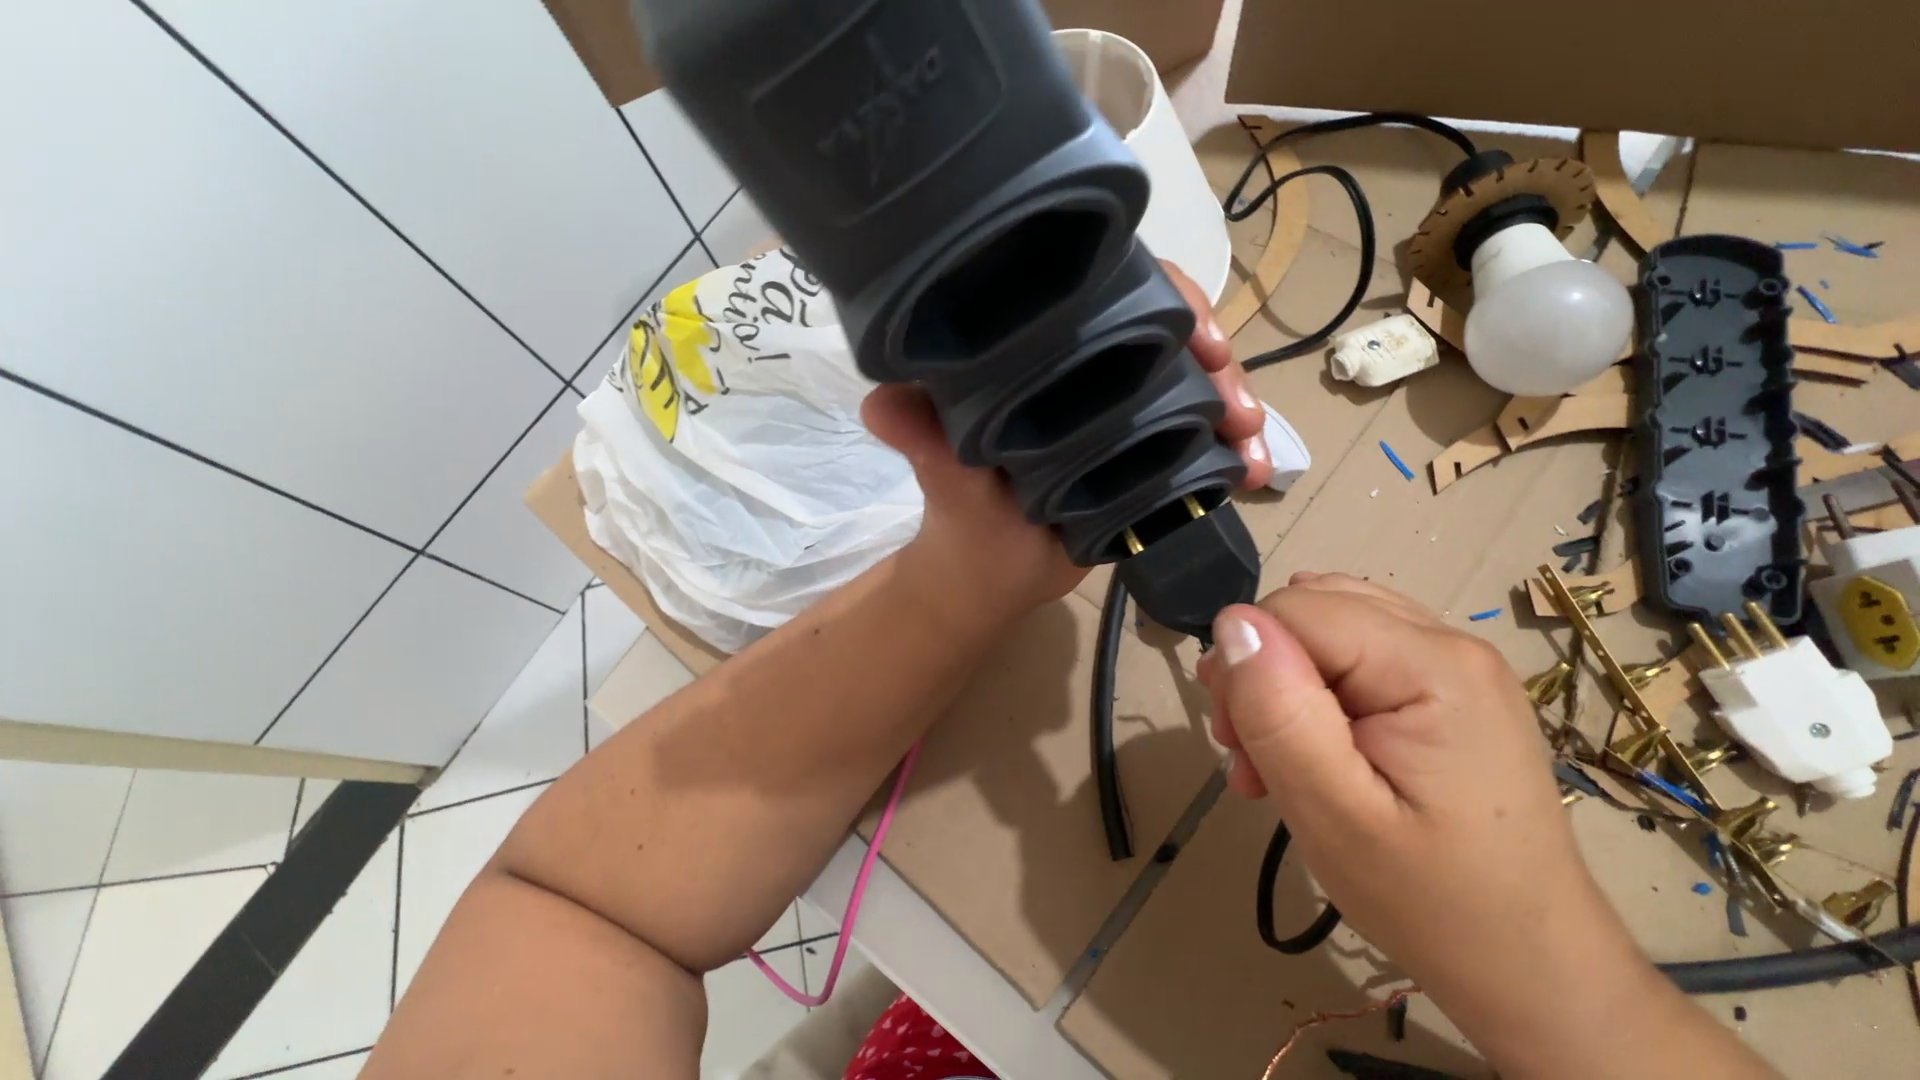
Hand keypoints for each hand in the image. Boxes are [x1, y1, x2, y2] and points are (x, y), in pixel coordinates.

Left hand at [861, 260, 1271, 624]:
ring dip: (1236, 404)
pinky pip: (1200, 434)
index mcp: (1040, 347)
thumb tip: (882, 405)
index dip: (1163, 297)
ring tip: (1253, 448)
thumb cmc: (963, 518)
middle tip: (1237, 403)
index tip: (1199, 338)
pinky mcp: (1148, 445)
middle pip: (1166, 332)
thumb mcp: (947, 477)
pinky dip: (1232, 449)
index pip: (1108, 289)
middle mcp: (1087, 362)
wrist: (994, 580)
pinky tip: (1254, 474)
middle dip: (1216, 358)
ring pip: (1194, 381)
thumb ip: (927, 443)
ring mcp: (1123, 403)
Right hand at [1197, 574, 1664, 1069]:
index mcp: (1430, 664)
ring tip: (1278, 761)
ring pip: (1326, 628)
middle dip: (1261, 675)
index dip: (1248, 667)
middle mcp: (1450, 642)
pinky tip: (1313, 752)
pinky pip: (1357, 656)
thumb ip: (1279, 711)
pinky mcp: (1450, 691)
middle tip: (1253, 758)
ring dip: (1283, 684)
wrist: (1526, 963)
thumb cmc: (1428, 899)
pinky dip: (1317, 692)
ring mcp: (1456, 664)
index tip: (1238, 745)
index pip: (1293, 611)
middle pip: (1309, 611)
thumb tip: (1231, 622)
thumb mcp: (1334, 814)